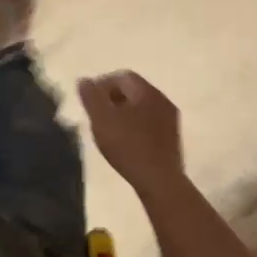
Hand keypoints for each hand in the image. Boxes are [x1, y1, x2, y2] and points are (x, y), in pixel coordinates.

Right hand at [78, 71, 186, 193]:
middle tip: (96, 115)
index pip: (122, 76)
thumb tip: (84, 80)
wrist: (160, 180)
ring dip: (123, 113)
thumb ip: (91, 96)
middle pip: (133, 90)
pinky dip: (135, 126)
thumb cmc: (127, 146)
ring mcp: (170, 119)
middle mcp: (162, 99)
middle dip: (112, 98)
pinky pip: (149, 122)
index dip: (102, 84)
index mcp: (147, 91)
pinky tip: (126, 142)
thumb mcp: (101, 119)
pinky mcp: (172, 137)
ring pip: (141, 107)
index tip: (89, 101)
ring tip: (109, 130)